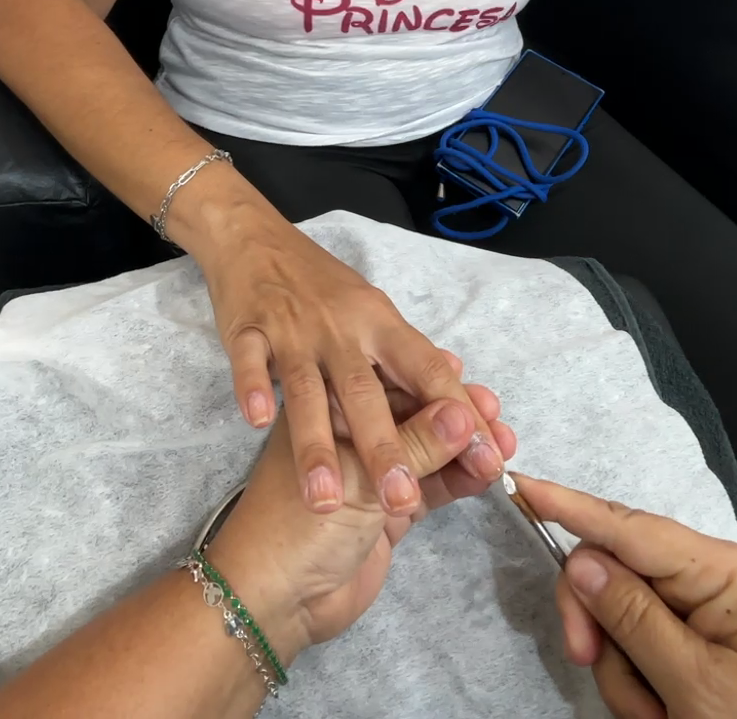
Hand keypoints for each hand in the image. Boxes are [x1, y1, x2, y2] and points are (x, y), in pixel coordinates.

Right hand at [188, 194, 504, 514]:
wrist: (255, 239)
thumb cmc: (320, 283)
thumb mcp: (371, 311)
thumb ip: (407, 357)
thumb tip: (460, 402)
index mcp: (380, 323)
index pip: (427, 370)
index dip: (459, 413)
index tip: (489, 458)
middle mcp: (341, 328)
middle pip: (365, 392)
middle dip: (386, 447)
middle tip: (402, 498)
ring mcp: (292, 329)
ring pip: (307, 390)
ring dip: (316, 444)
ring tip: (325, 497)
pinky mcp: (247, 328)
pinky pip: (251, 361)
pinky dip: (254, 387)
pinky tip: (258, 420)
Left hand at [206, 384, 516, 657]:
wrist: (274, 601)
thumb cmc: (298, 523)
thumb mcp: (361, 478)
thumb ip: (414, 446)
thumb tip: (464, 414)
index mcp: (331, 408)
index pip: (389, 385)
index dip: (433, 387)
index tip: (473, 389)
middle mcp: (352, 433)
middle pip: (412, 415)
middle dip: (455, 415)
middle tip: (496, 415)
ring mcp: (372, 472)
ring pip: (426, 451)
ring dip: (463, 448)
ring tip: (504, 445)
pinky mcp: (387, 510)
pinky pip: (429, 487)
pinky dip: (457, 481)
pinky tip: (487, 475)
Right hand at [515, 475, 736, 718]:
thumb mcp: (702, 687)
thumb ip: (634, 618)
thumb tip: (579, 559)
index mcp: (721, 573)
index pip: (627, 526)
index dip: (569, 504)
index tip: (518, 483)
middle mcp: (708, 583)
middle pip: (614, 572)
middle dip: (597, 621)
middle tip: (584, 660)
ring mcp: (701, 619)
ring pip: (618, 620)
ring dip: (624, 673)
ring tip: (662, 718)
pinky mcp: (696, 653)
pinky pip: (638, 652)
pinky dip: (640, 689)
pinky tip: (668, 718)